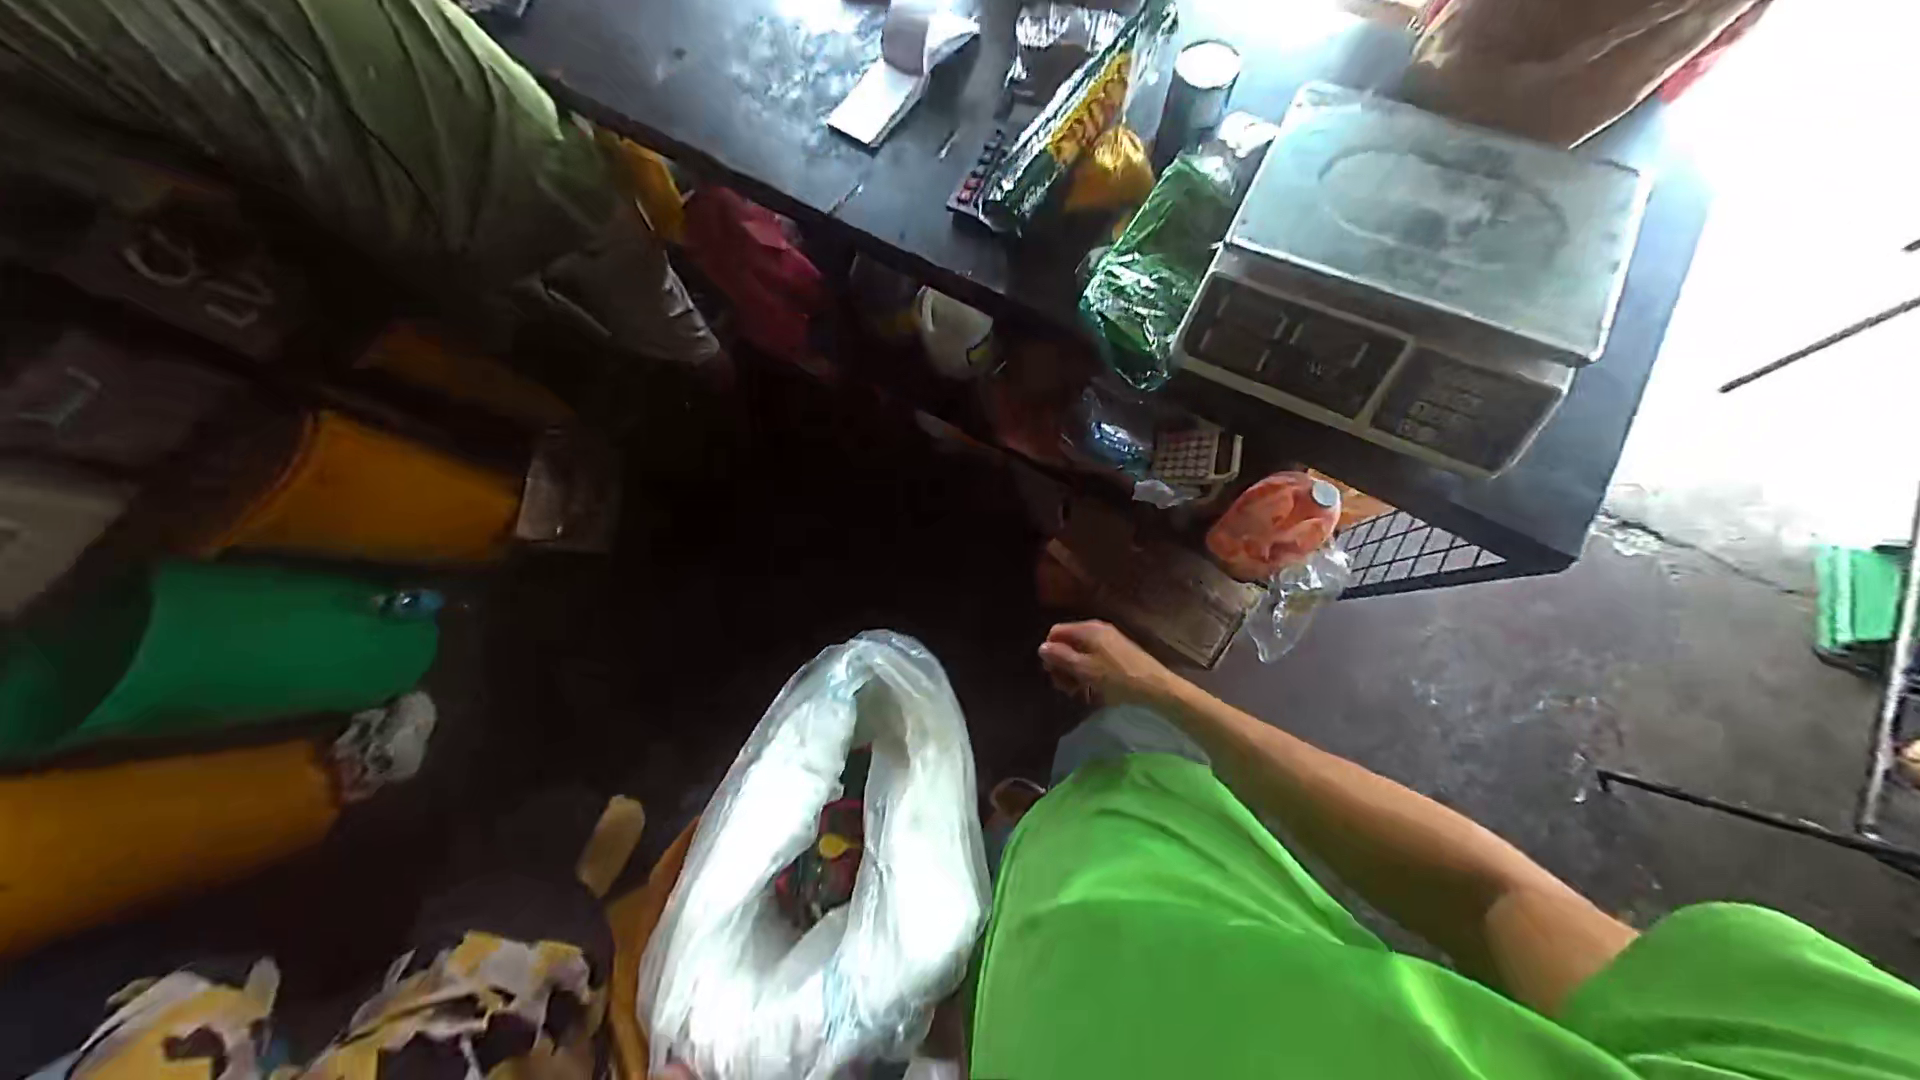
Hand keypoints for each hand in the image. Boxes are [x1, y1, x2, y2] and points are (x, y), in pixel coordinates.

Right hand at [1038, 621, 1182, 706]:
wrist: (1156, 688)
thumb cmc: (1118, 678)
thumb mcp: (1085, 670)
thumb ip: (1061, 657)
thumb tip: (1041, 647)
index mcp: (1087, 629)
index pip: (1055, 632)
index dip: (1049, 652)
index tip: (1052, 674)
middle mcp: (1096, 629)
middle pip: (1066, 642)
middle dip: (1061, 664)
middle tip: (1065, 687)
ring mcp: (1108, 640)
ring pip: (1079, 651)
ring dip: (1073, 671)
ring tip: (1077, 691)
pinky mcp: (1116, 651)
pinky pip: (1092, 657)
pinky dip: (1087, 670)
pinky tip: (1090, 688)